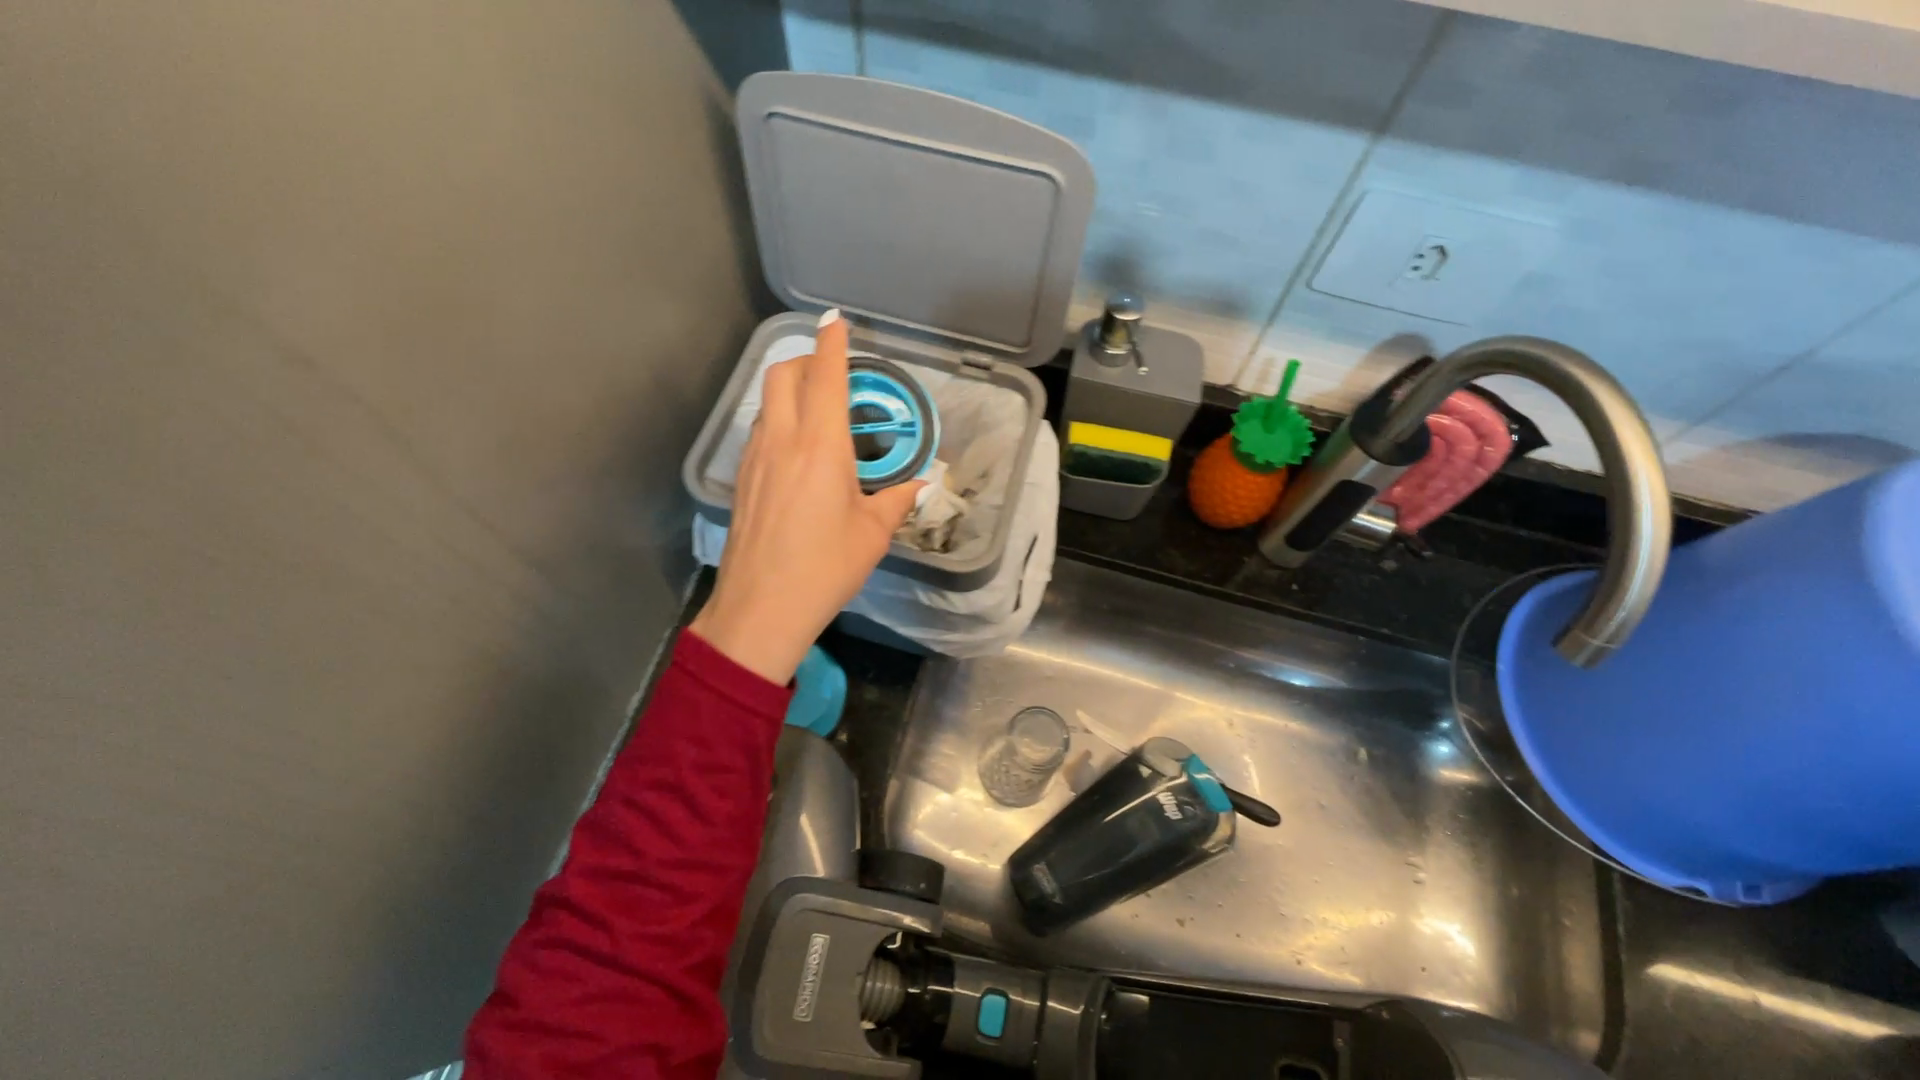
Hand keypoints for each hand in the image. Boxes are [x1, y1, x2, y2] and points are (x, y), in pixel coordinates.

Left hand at [691, 310, 924, 683]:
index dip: (832, 343)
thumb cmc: (825, 568)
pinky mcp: (741, 480)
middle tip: (833, 369)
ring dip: (790, 390)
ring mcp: (754, 459)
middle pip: (783, 375)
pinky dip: (779, 420)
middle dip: (806, 360)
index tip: (837, 320)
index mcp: (820, 446)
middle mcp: (781, 441)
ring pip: (767, 403)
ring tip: (818, 409)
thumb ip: (898, 500)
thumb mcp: (873, 534)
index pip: (824, 376)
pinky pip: (760, 431)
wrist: (761, 609)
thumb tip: (920, 485)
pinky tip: (798, 450)